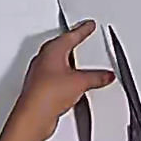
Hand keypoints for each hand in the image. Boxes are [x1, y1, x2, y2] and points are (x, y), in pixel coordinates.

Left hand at [6, 21, 114, 140]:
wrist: (34, 116)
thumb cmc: (47, 93)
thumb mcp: (80, 81)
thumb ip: (96, 77)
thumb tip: (105, 75)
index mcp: (52, 50)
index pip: (71, 35)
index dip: (82, 30)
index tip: (89, 25)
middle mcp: (43, 59)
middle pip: (61, 46)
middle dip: (73, 43)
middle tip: (82, 36)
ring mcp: (40, 74)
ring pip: (58, 62)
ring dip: (69, 61)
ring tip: (80, 62)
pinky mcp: (40, 88)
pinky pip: (56, 76)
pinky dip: (65, 76)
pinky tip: (72, 83)